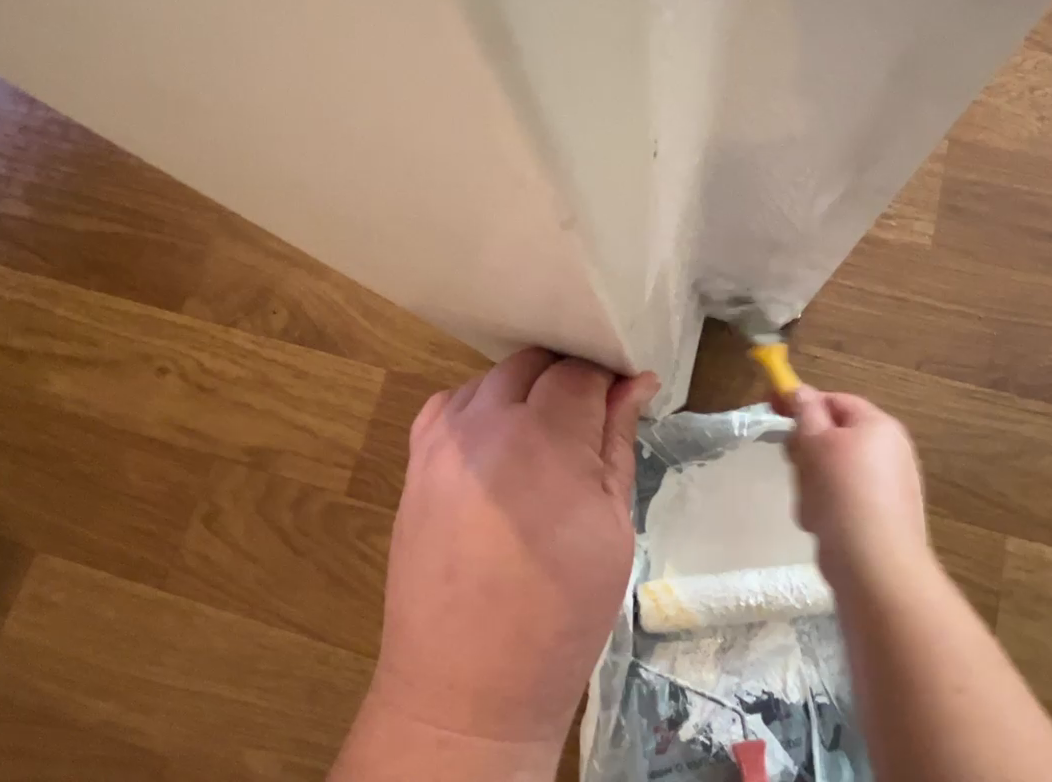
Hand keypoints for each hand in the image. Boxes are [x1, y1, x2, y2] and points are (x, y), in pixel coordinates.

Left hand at [364, 348, 658, 748]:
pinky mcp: (414, 462)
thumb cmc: (561, 615)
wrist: (468, 687)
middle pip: (533, 364)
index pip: (581, 370)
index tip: (624, 396)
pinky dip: (481, 410)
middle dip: (568, 379)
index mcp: (543, 439)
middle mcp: (484, 425)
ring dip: (524, 391)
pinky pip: (451, 407)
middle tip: (591, 420)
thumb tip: (637, 383)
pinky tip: (499, 446)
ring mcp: (441, 442)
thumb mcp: (614, 528)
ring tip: (547, 437)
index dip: (608, 378)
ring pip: (491, 379)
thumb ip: (618, 443)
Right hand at [784, 388, 931, 593]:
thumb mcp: (815, 442)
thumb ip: (805, 411)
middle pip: (833, 437)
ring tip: (811, 505)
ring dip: (812, 484)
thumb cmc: (842, 493)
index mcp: (879, 426)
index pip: (835, 401)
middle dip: (807, 451)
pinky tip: (823, 526)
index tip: (770, 409)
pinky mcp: (881, 518)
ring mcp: (888, 487)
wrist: (875, 565)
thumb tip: (800, 391)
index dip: (801, 402)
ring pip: (832, 472)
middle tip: (794, 466)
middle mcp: (890, 451)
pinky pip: (843, 500)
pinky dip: (827, 508)